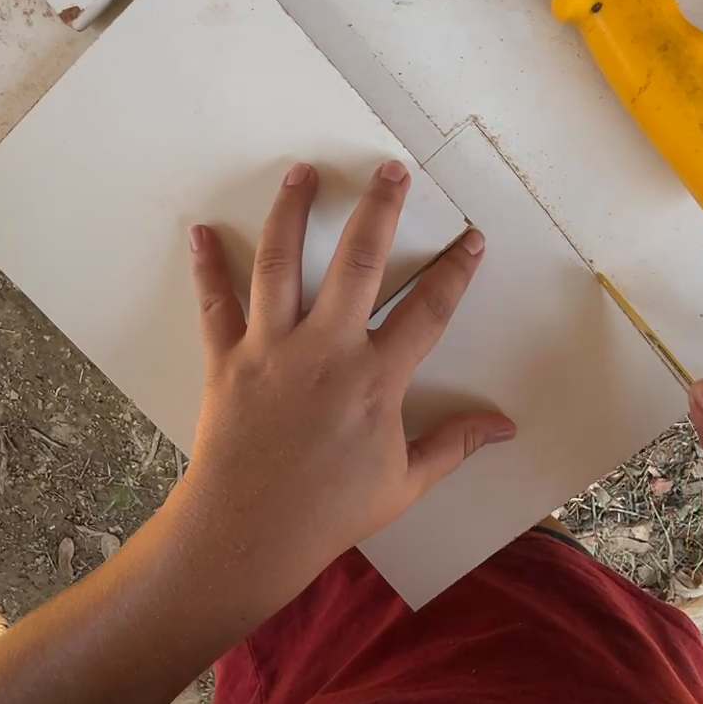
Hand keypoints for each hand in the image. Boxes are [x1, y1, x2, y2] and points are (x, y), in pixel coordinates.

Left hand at [171, 160, 515, 608]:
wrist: (249, 533)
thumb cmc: (331, 512)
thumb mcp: (404, 484)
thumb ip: (454, 445)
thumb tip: (504, 427)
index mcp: (375, 380)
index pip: (428, 310)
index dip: (456, 270)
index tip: (471, 239)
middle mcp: (325, 350)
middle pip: (359, 263)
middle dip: (380, 210)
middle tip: (390, 170)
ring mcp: (271, 349)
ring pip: (280, 264)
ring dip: (292, 213)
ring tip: (302, 172)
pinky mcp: (227, 359)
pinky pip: (214, 303)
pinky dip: (205, 265)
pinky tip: (199, 229)